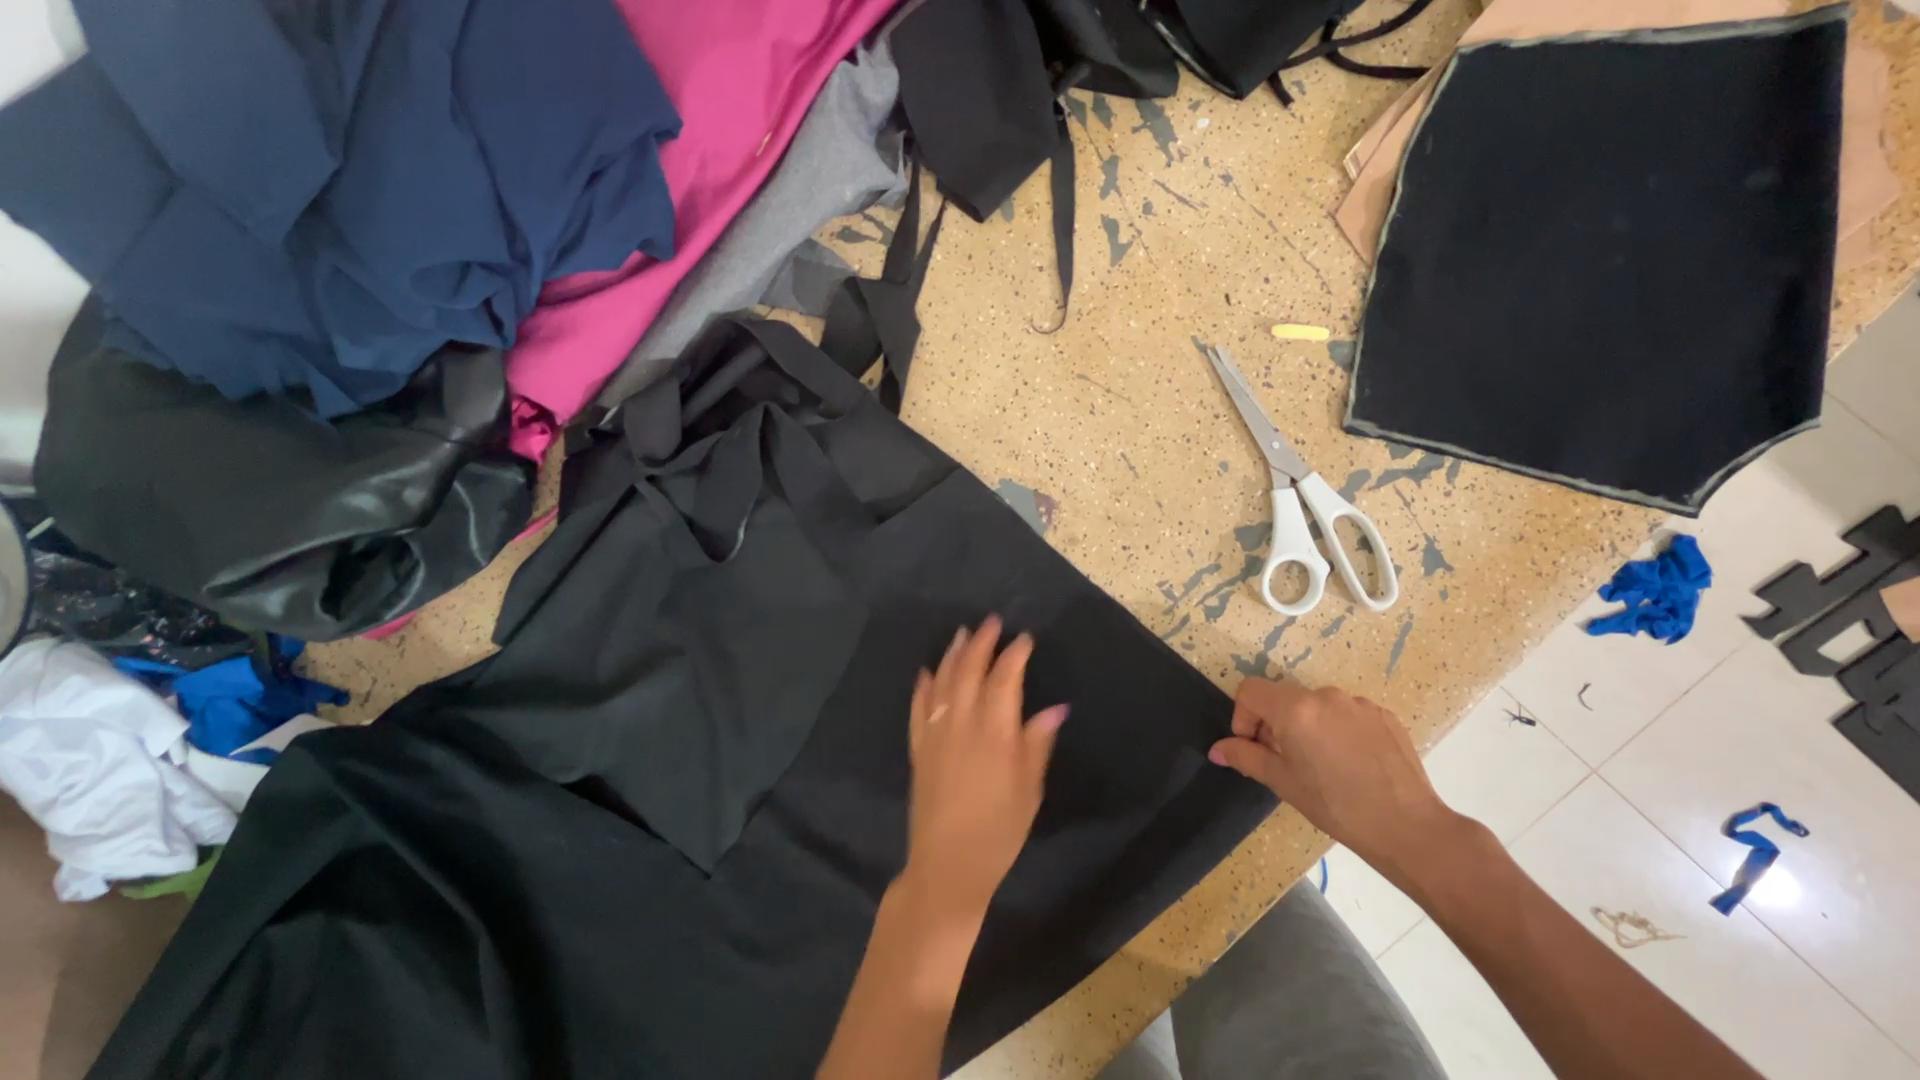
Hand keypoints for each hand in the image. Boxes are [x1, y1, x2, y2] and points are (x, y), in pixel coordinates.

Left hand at [904, 616, 1068, 914]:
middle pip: (970, 670)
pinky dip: (924, 685)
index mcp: (995, 731)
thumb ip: (1037, 744)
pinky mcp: (917, 748)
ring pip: (942, 681)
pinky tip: (928, 671)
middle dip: (981, 643)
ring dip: (953, 655)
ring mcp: (935, 733)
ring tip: (962, 634)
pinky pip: (918, 707)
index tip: (1025, 638)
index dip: (1015, 655)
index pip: (1005, 679)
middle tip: (992, 622)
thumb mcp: (1030, 789)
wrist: (948, 863)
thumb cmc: (1000, 829)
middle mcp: (962, 723)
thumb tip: (1055, 708)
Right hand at [1208, 678, 1467, 886]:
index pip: (1250, 691)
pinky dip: (1338, 731)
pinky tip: (1351, 765)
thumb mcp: (1282, 782)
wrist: (1406, 825)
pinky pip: (1347, 715)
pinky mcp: (1384, 716)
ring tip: (1322, 766)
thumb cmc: (1335, 805)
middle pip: (1284, 698)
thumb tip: (1218, 749)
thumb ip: (1245, 757)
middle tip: (1285, 762)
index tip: (1254, 748)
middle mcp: (1325, 695)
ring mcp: (1358, 703)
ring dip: (1307, 727)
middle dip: (1275, 724)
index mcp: (1295, 708)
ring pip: (1316, 707)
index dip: (1243, 717)